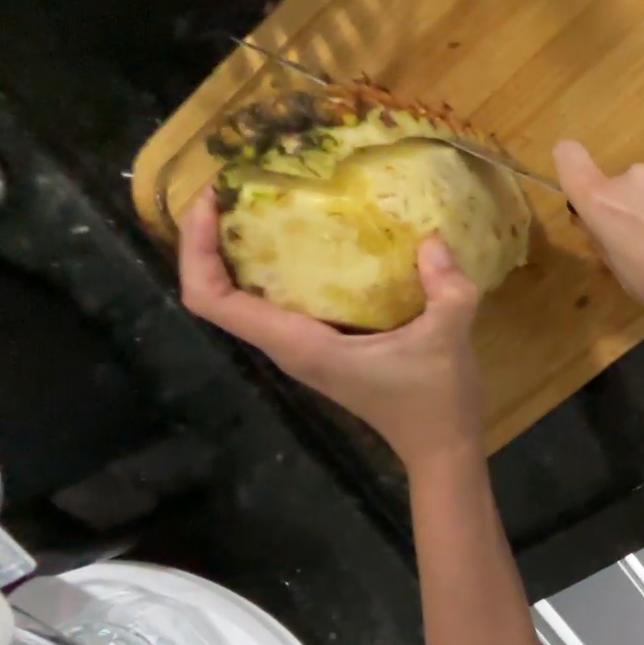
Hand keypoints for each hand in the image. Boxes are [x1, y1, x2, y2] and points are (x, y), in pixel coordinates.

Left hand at [176, 190, 484, 469]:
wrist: (444, 450)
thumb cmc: (437, 401)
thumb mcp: (449, 339)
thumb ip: (447, 289)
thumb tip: (432, 239)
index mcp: (302, 345)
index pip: (212, 299)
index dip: (195, 248)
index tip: (212, 202)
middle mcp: (292, 349)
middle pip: (220, 294)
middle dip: (215, 242)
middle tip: (241, 194)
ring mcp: (308, 355)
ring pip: (250, 302)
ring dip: (247, 258)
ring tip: (271, 212)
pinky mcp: (327, 355)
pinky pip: (285, 309)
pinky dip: (286, 276)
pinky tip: (320, 251)